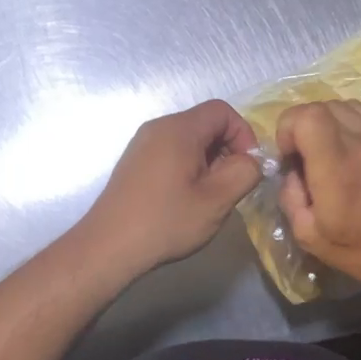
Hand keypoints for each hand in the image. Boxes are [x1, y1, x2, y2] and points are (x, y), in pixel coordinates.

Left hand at [82, 99, 262, 273]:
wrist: (108, 247)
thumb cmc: (166, 221)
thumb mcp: (217, 200)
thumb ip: (245, 172)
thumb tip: (252, 161)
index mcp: (179, 129)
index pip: (222, 111)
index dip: (244, 134)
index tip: (247, 167)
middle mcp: (158, 127)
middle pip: (205, 124)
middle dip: (227, 150)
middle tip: (231, 186)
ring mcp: (142, 145)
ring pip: (189, 141)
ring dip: (208, 162)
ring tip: (209, 197)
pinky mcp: (134, 164)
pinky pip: (171, 153)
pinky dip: (188, 169)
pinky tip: (185, 200)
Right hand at [276, 101, 360, 296]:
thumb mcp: (310, 237)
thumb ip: (290, 197)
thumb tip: (292, 170)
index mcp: (338, 171)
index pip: (305, 117)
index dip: (287, 130)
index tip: (289, 158)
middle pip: (318, 107)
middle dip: (300, 127)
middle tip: (302, 158)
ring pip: (338, 105)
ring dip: (321, 123)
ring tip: (323, 152)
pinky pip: (359, 113)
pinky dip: (342, 123)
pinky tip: (343, 149)